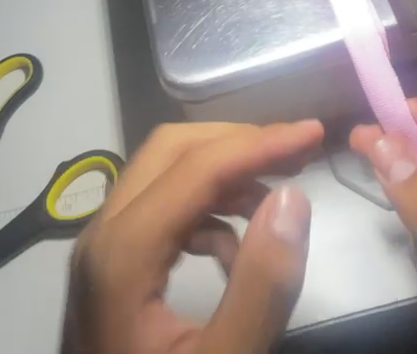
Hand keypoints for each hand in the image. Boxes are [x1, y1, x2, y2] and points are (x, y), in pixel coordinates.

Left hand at [62, 120, 325, 353]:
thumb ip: (261, 284)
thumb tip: (292, 197)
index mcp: (123, 251)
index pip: (197, 166)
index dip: (260, 141)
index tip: (315, 133)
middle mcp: (103, 233)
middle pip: (170, 151)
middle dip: (237, 142)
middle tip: (298, 151)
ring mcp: (102, 250)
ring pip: (163, 176)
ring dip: (222, 173)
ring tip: (278, 191)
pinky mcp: (110, 269)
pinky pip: (159, 212)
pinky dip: (204, 210)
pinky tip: (236, 246)